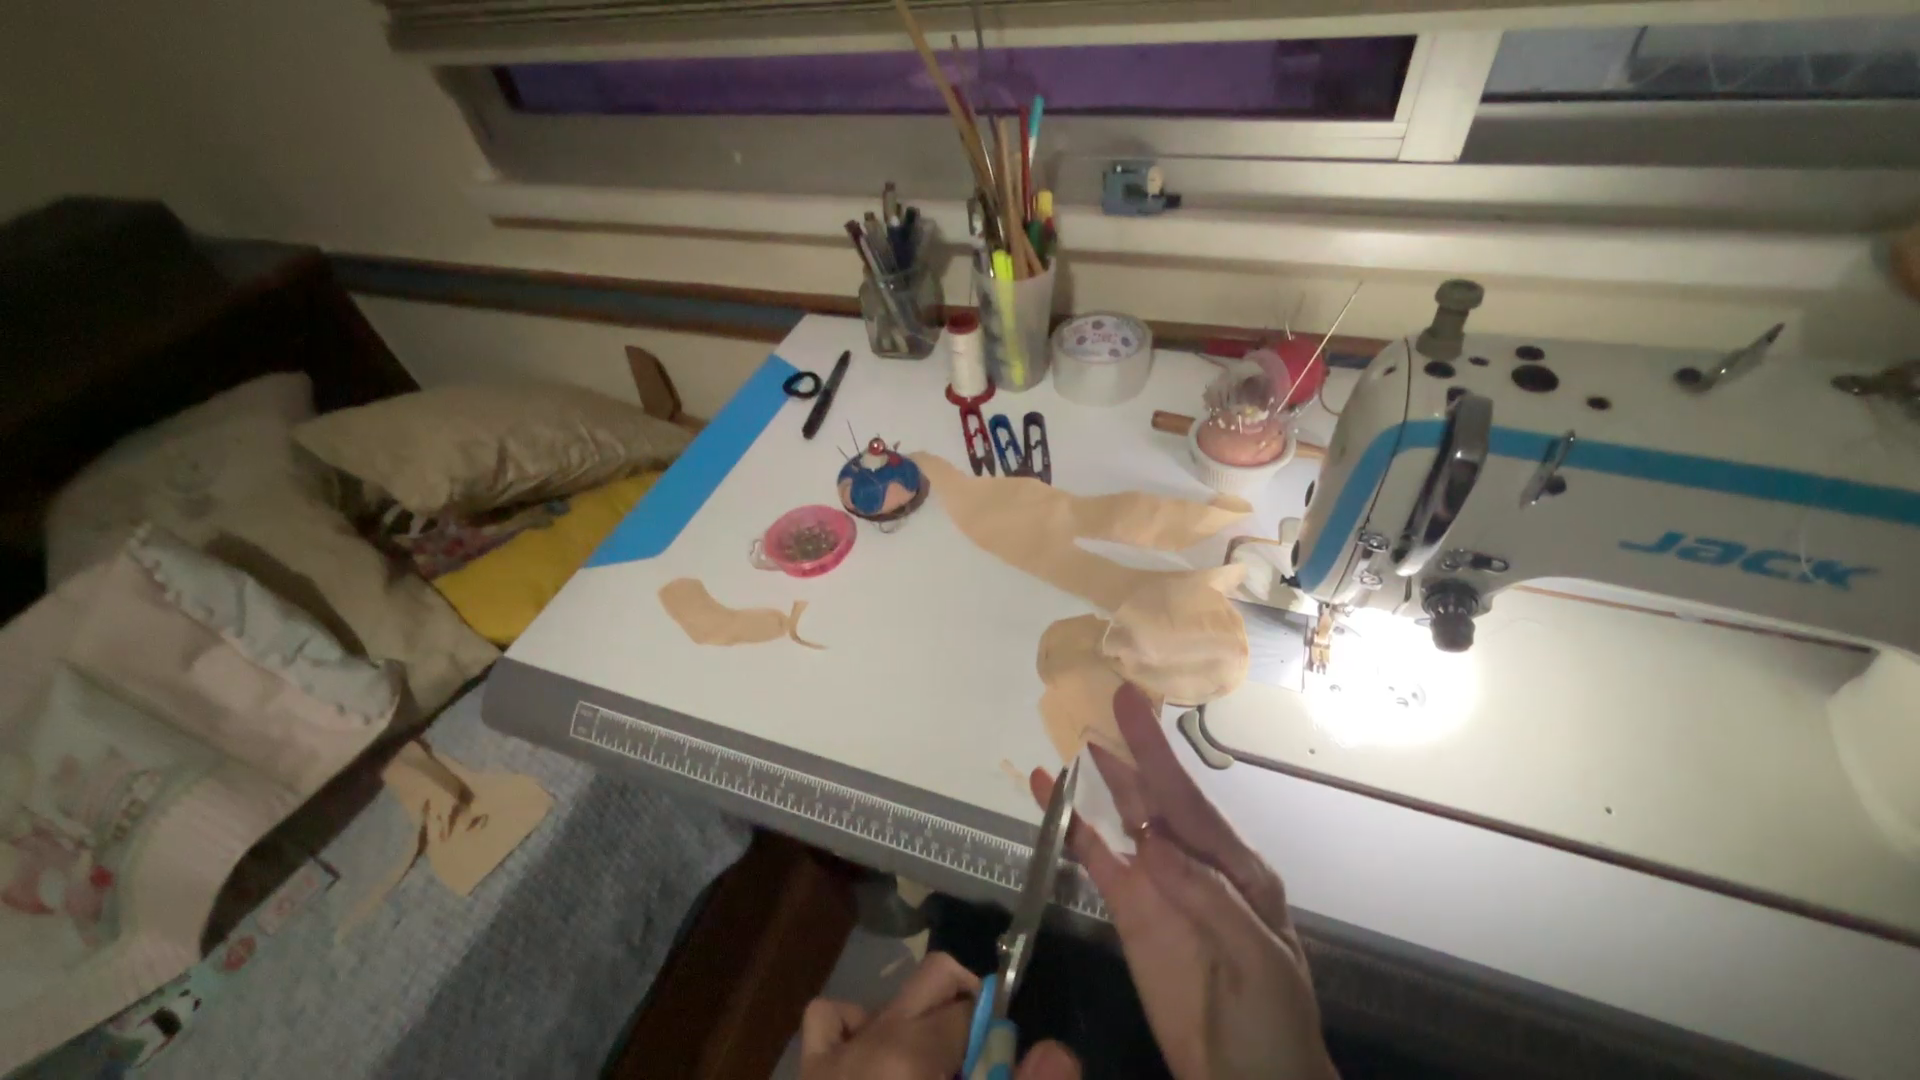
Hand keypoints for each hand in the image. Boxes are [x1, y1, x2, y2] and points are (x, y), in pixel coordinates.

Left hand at [800, 952, 1081, 1079]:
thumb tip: (1059, 1053)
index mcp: (911, 1053)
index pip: (976, 1013)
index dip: (1000, 1039)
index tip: (1004, 1070)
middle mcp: (874, 1036)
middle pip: (939, 978)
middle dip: (971, 1007)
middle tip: (982, 1064)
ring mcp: (834, 1054)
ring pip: (889, 1000)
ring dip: (921, 1022)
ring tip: (936, 1074)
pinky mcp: (809, 1073)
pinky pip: (829, 1020)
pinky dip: (856, 1026)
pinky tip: (874, 1062)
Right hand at [1030, 684, 1335, 1079]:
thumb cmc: (1273, 1021)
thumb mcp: (1259, 960)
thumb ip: (1208, 897)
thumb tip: (1152, 842)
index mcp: (1236, 865)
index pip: (1190, 799)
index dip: (1158, 752)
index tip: (1132, 706)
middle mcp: (1194, 861)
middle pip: (1157, 796)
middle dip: (1134, 749)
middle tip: (1109, 699)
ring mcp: (1157, 884)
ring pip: (1124, 820)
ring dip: (1101, 782)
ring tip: (1073, 741)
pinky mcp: (1129, 911)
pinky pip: (1096, 862)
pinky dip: (1071, 832)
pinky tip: (1049, 803)